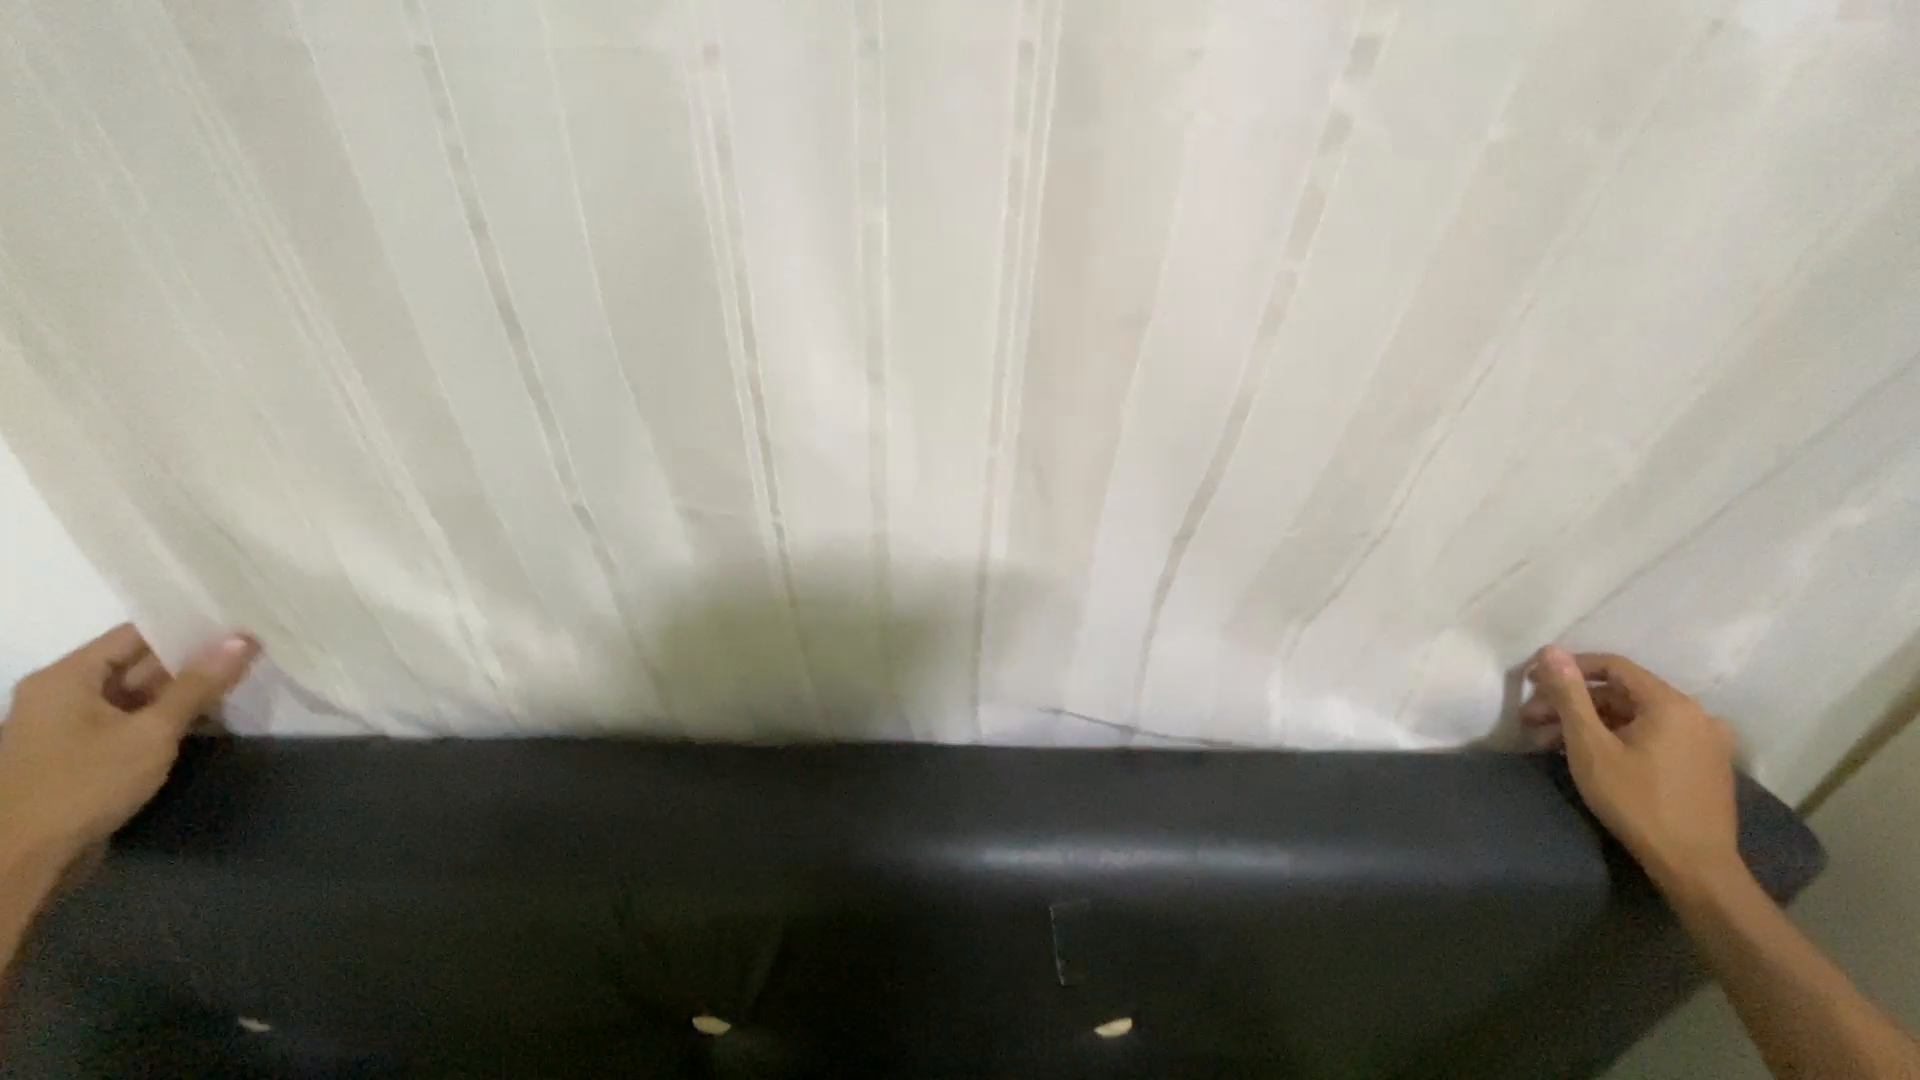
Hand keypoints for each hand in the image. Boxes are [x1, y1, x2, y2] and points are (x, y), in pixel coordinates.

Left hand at [0, 625, 258, 865]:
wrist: (24, 860)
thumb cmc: (83, 784)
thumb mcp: (151, 731)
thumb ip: (199, 684)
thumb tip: (243, 638)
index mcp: (67, 677)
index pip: (137, 634)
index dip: (188, 627)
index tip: (241, 625)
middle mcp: (65, 693)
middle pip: (140, 663)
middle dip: (196, 662)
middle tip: (257, 654)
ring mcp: (73, 725)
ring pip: (142, 695)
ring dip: (189, 693)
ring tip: (246, 683)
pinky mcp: (85, 753)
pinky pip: (135, 721)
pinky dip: (171, 718)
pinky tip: (213, 719)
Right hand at [1522, 646, 1743, 890]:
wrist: (1694, 864)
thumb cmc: (1635, 800)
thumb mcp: (1590, 745)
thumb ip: (1570, 695)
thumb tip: (1550, 651)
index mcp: (1671, 703)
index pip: (1612, 666)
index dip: (1568, 669)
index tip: (1532, 684)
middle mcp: (1696, 714)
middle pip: (1621, 693)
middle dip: (1572, 703)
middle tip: (1531, 720)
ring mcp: (1705, 740)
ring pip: (1634, 716)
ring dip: (1589, 723)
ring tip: (1549, 743)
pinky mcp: (1704, 764)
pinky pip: (1653, 735)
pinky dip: (1617, 737)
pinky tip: (1589, 756)